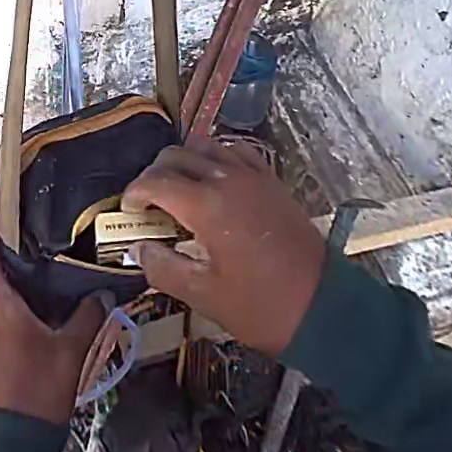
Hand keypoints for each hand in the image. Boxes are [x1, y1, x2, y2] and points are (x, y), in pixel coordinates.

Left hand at [0, 200, 110, 423]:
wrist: (16, 440)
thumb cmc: (38, 388)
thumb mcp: (69, 349)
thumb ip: (88, 315)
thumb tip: (105, 290)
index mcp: (0, 305)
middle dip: (0, 235)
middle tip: (25, 209)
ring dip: (9, 258)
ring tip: (37, 236)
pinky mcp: (0, 339)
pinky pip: (5, 298)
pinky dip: (17, 280)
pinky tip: (43, 278)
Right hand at [121, 139, 326, 356]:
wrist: (323, 305)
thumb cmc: (261, 305)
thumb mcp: (204, 296)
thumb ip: (164, 268)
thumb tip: (140, 248)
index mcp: (206, 205)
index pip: (156, 181)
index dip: (135, 192)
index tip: (129, 209)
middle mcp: (226, 178)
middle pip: (177, 155)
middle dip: (155, 173)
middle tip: (149, 201)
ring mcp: (251, 175)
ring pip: (206, 146)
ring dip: (184, 160)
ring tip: (178, 187)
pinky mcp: (270, 179)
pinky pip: (235, 151)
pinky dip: (216, 157)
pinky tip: (214, 178)